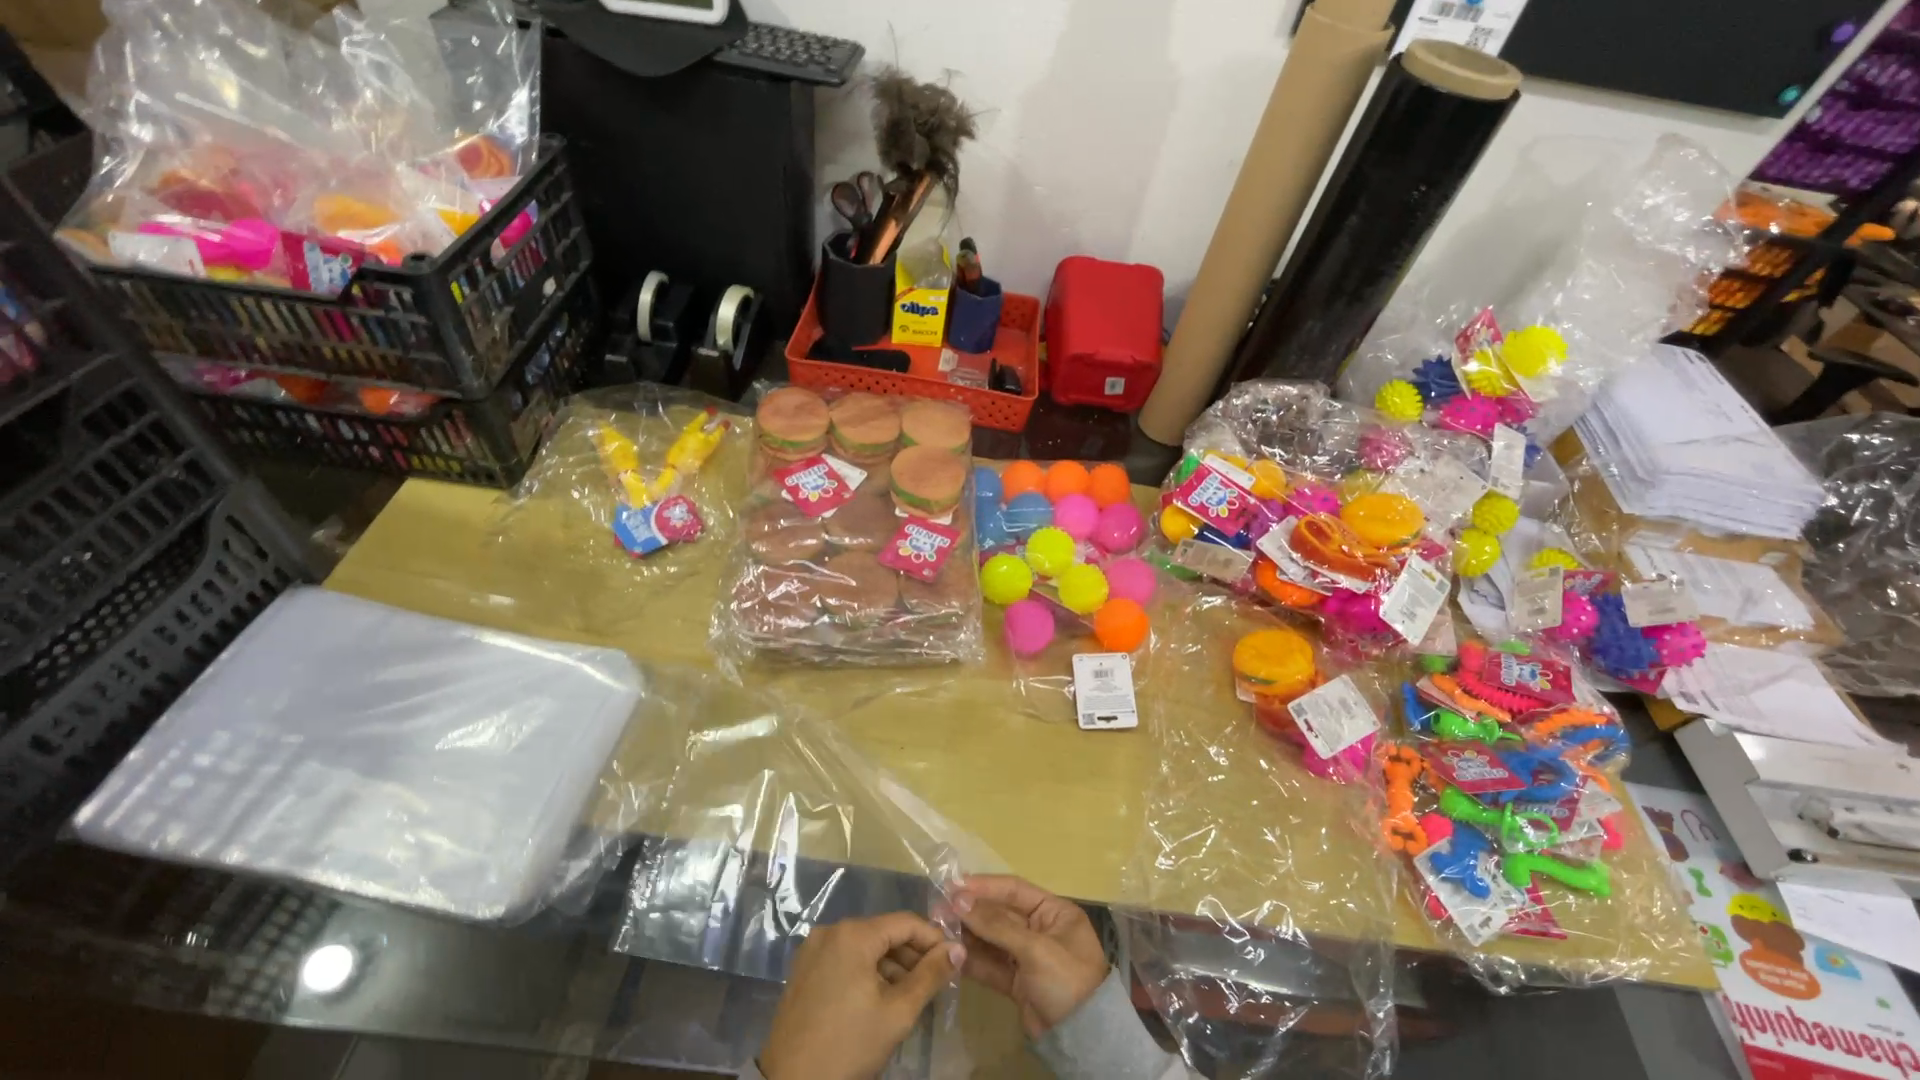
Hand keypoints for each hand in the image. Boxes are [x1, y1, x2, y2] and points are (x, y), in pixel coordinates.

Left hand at [757, 912, 963, 1079]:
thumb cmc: (849, 1044)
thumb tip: (958, 948)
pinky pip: (844, 959)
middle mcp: (830, 930)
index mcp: (853, 934)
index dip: (934, 939)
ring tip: (911, 995)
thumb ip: (931, 975)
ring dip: (891, 965)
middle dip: (912, 955)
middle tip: (936, 982)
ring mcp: (812, 949)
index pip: (906, 922)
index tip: (954, 961)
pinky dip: (867, 971)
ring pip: (864, 947)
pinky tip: (880, 998)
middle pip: (884, 933)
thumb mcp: (898, 1012)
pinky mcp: (803, 969)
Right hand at [950, 875, 1109, 1038]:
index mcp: (1054, 912)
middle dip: (971, 912)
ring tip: (939, 930)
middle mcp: (1041, 929)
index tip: (953, 886)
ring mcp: (1028, 956)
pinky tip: (951, 955)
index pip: (1015, 890)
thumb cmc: (1067, 980)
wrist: (1082, 1038)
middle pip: (1000, 914)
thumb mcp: (1035, 949)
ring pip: (992, 940)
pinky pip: (991, 964)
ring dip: (968, 935)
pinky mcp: (1017, 982)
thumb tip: (960, 900)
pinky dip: (972, 960)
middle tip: (939, 910)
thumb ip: (996, 925)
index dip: (984, 886)